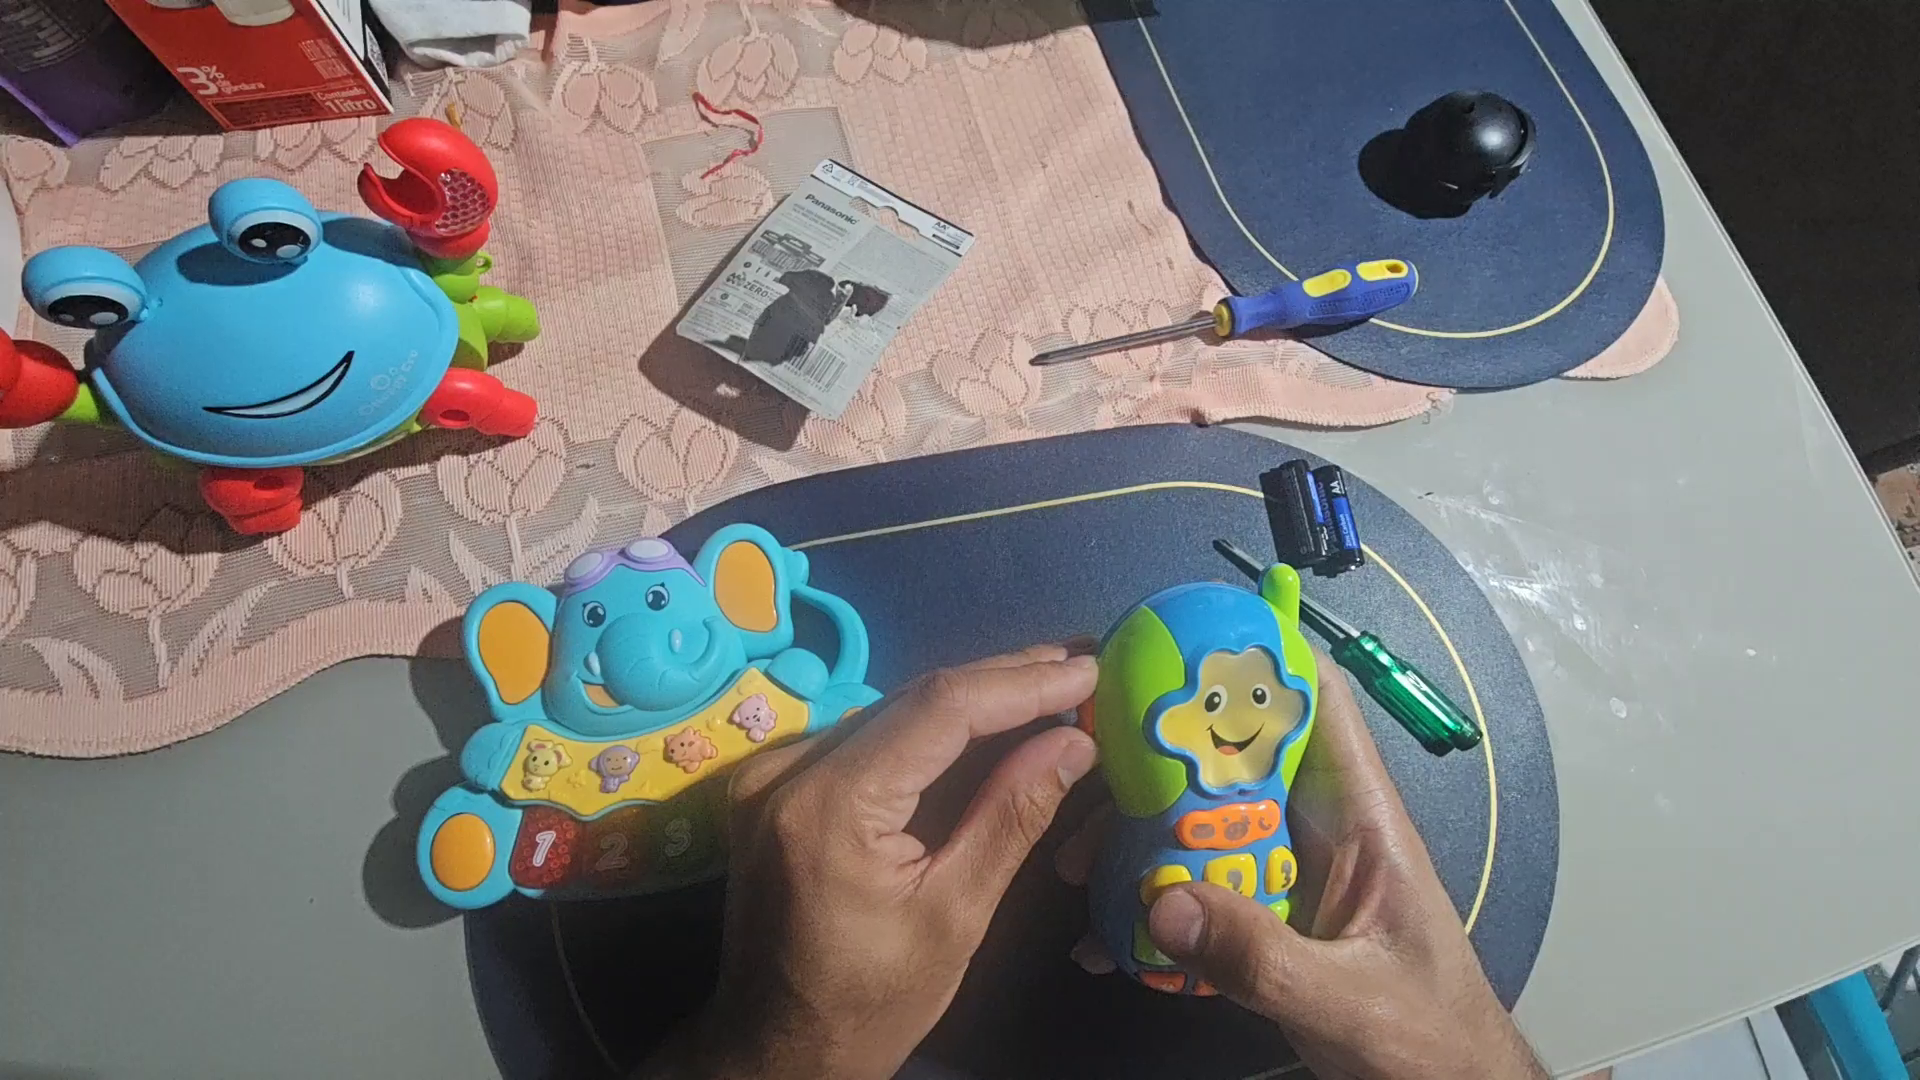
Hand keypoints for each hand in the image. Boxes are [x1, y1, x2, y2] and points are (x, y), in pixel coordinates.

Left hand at [643, 644, 1099, 1079]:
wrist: (772, 1046)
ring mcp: (778, 765)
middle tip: (1079, 660)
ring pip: (897, 706)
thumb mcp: (955, 918)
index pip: (939, 710)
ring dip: (977, 693)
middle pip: (917, 696)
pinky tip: (990, 712)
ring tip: (1050, 678)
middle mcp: (791, 766)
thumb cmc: (870, 1002)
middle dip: (1006, 677)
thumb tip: (1075, 740)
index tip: (1087, 670)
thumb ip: (1012, 816)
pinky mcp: (781, 773)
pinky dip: (938, 721)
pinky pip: (875, 729)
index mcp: (831, 807)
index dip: (1020, 683)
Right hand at [1057, 654, 1545, 1079]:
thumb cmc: (1432, 1042)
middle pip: (1228, 752)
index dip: (1263, 657)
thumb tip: (1161, 903)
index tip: (1187, 646)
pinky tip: (1105, 930)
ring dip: (1135, 831)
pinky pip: (1189, 876)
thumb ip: (1264, 958)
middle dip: (1158, 754)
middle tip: (1087, 763)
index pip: (1318, 701)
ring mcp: (1278, 861)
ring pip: (1196, 813)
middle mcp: (1309, 820)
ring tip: (1079, 865)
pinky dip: (1144, 893)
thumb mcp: (1352, 1003)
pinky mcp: (1255, 904)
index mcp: (1354, 810)